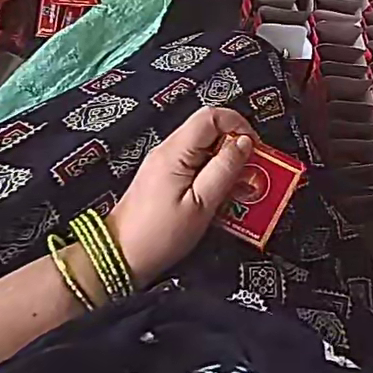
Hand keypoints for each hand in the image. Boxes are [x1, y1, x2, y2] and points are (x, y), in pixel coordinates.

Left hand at [106, 106, 255, 283]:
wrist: (119, 257)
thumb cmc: (158, 235)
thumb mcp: (201, 205)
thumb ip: (225, 169)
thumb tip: (245, 143)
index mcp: (176, 151)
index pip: (212, 115)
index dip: (239, 125)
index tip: (253, 150)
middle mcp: (168, 149)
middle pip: (209, 128)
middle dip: (234, 145)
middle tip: (249, 171)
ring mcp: (164, 162)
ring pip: (204, 146)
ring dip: (225, 161)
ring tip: (236, 187)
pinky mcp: (164, 175)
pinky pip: (194, 161)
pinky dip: (212, 172)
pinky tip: (218, 194)